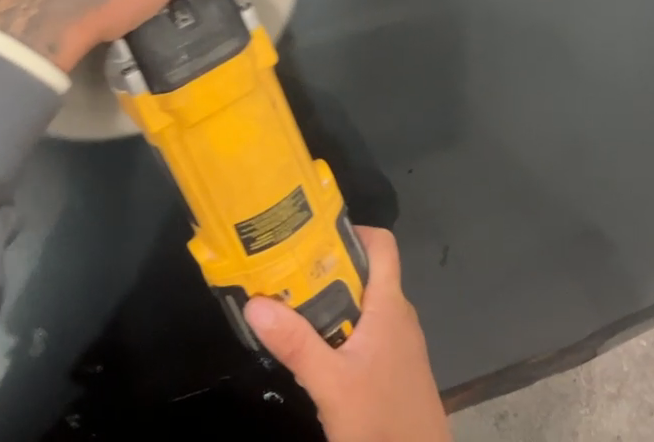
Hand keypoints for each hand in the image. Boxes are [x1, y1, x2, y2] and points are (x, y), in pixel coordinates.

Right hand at [244, 227, 450, 441]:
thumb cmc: (382, 423)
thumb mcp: (331, 385)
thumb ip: (295, 344)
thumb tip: (254, 303)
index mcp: (389, 307)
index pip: (381, 244)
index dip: (350, 230)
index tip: (310, 235)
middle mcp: (398, 317)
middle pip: (365, 272)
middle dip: (326, 267)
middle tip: (285, 270)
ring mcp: (399, 344)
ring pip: (364, 304)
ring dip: (331, 300)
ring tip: (291, 303)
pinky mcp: (394, 368)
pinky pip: (367, 331)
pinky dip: (341, 327)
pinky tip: (314, 346)